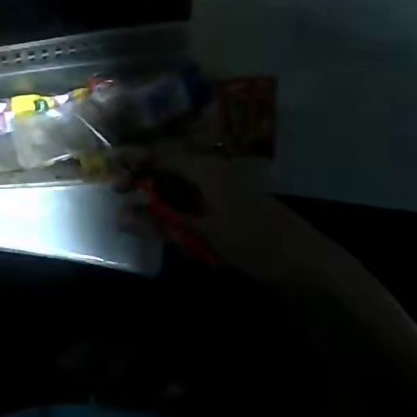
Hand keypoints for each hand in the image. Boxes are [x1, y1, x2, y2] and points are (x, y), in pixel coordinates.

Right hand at [124, 147, 365, 296]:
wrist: (308, 262)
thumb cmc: (254, 240)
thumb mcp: (202, 233)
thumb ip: (160, 223)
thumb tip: (119, 217)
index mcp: (207, 169)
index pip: (161, 154)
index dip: (134, 159)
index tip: (109, 170)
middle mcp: (214, 173)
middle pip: (170, 168)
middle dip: (144, 179)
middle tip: (120, 194)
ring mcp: (223, 191)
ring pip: (181, 187)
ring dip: (160, 200)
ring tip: (142, 217)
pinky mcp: (230, 209)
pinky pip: (195, 203)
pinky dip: (179, 214)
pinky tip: (173, 231)